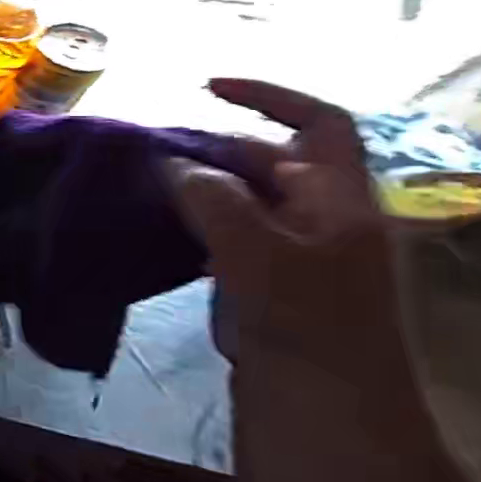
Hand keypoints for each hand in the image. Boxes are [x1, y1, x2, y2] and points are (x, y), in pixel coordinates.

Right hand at [168, 79, 405, 378]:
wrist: (320, 394)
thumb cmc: (301, 318)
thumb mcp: (257, 252)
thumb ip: (215, 200)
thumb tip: (175, 163)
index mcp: (340, 200)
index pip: (318, 125)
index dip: (268, 96)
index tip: (205, 87)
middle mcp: (322, 213)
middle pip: (267, 160)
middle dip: (209, 148)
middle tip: (146, 150)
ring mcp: (294, 245)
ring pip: (239, 195)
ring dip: (193, 184)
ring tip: (140, 182)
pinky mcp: (264, 272)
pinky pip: (224, 228)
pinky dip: (191, 218)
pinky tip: (155, 224)